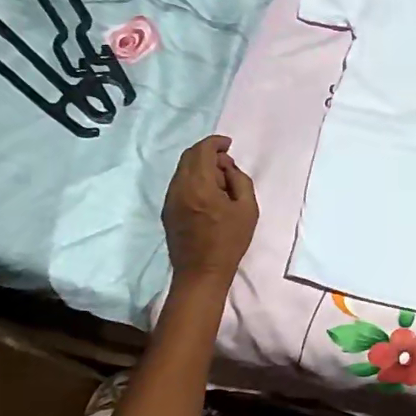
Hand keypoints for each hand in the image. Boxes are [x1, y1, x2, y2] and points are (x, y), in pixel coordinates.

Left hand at [163, 135, 258, 286]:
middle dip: (208, 153)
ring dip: (200, 167)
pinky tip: (207, 194)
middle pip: (189, 156)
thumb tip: (227, 168)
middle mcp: (179, 187)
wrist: (201, 273)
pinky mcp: (167, 210)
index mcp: (199, 185)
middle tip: (226, 164)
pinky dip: (192, 180)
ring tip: (219, 181)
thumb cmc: (229, 242)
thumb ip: (240, 181)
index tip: (228, 145)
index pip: (202, 150)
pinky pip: (179, 184)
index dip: (216, 143)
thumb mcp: (248, 210)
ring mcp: (170, 199)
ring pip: (182, 170)